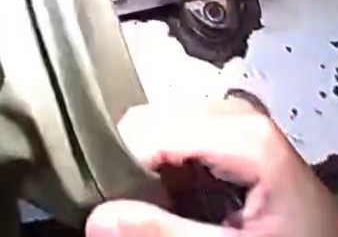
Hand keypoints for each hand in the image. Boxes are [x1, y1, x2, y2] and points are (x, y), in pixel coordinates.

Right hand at [87, 100, 337, 236]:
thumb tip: (94, 219)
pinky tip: (178, 204)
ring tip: (158, 214)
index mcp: (244, 134)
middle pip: (152, 124)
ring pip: (160, 129)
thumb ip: (165, 234)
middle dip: (135, 168)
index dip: (122, 168)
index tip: (110, 209)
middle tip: (131, 216)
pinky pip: (179, 139)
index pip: (149, 129)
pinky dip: (168, 171)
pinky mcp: (236, 136)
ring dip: (149, 171)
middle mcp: (237, 112)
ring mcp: (237, 121)